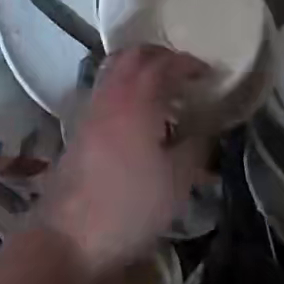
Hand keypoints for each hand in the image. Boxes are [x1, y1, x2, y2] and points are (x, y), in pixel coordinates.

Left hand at [35, 45, 215, 279]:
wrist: (75, 229)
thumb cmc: (132, 204)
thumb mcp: (178, 180)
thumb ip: (195, 145)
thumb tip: (205, 125)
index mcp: (136, 99)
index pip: (162, 64)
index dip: (186, 63)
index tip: (208, 72)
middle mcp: (109, 93)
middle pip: (132, 55)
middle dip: (160, 55)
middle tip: (186, 71)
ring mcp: (90, 105)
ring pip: (114, 67)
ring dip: (138, 66)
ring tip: (165, 86)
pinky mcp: (80, 121)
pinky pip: (105, 85)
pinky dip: (124, 82)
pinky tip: (140, 108)